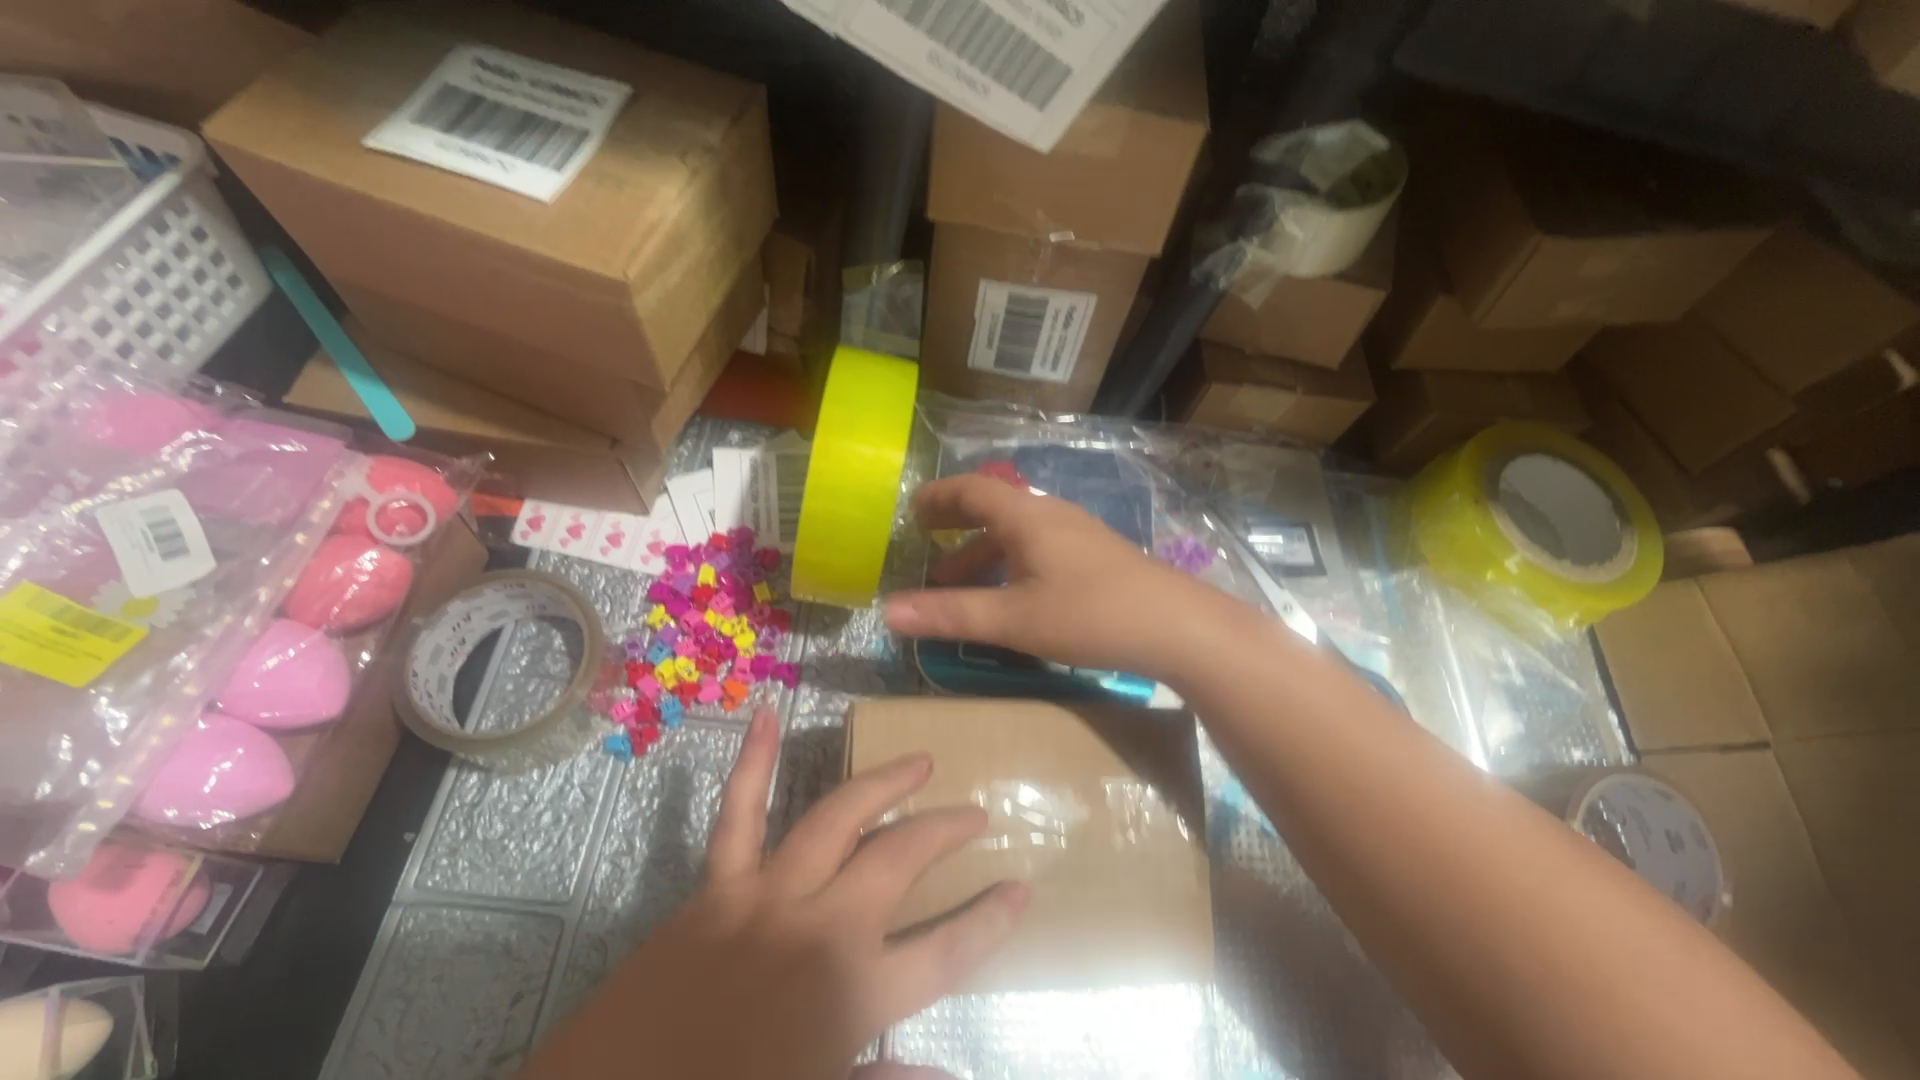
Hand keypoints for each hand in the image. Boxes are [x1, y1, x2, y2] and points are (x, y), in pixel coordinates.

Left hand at [522, 706, 1027, 1079]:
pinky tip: (768, 715)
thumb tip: (948, 1073)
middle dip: (945, 830)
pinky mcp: (717, 887)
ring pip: (838, 820)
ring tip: (919, 762)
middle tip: (976, 812)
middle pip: (900, 860)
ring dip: (883, 784)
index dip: (991, 919)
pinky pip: (739, 815)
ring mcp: (768, 898)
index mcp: (855, 996)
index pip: (947, 952)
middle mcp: (823, 930)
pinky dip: (754, 763)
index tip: (1022, 888)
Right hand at [882, 473, 1251, 681]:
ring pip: (1017, 533)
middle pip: (994, 506)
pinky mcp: (1096, 558)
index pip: (971, 489)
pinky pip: (1038, 548)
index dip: (937, 497)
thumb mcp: (1013, 619)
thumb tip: (888, 611)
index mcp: (1026, 516)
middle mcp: (1051, 515)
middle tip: (924, 540)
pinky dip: (1009, 564)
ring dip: (982, 552)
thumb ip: (951, 614)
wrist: (1178, 627)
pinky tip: (1010, 595)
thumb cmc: (1090, 615)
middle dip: (955, 523)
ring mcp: (1078, 535)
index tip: (909, 512)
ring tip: (955, 583)